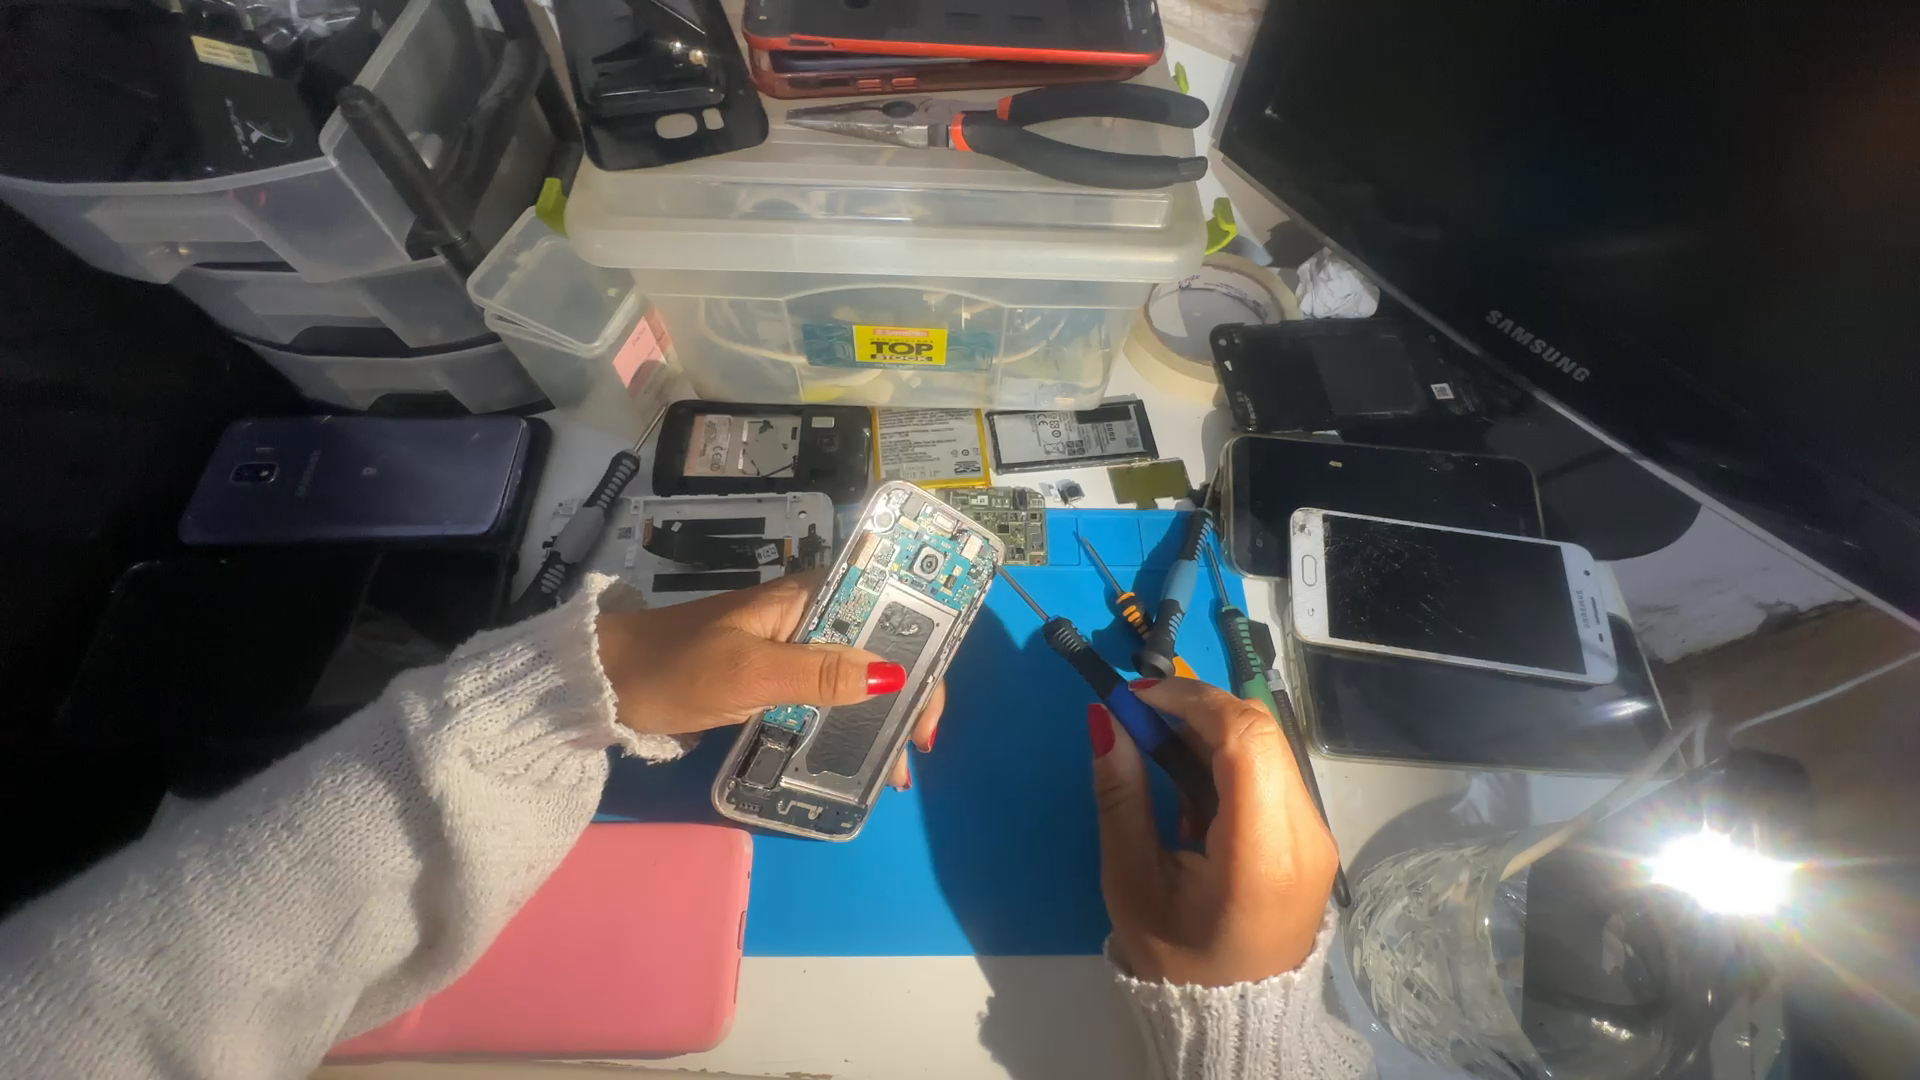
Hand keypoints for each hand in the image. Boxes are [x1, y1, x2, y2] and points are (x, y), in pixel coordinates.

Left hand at [596, 573, 942, 788]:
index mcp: (809, 597)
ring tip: (892, 767)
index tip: (924, 707)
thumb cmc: (676, 668)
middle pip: (878, 646)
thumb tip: (894, 676)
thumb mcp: (750, 672)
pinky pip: (825, 694)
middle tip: (913, 750)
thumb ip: (818, 673)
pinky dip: (846, 721)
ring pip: (854, 674)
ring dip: (878, 715)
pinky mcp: (774, 675)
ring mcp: (792, 646)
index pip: (887, 612)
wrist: (606, 684)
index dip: (919, 653)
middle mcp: (810, 616)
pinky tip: (856, 752)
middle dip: (905, 695)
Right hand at [1089, 677, 1338, 985]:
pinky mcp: (1310, 832)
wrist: (1237, 1018)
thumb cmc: (1176, 956)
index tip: (1135, 696)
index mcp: (1262, 854)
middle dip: (1193, 706)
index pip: (1244, 740)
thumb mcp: (1131, 880)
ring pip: (1263, 741)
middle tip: (1138, 716)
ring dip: (1204, 728)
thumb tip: (1105, 720)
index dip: (1189, 699)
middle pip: (1258, 730)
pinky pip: (1267, 766)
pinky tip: (1186, 783)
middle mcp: (1305, 834)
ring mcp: (1315, 832)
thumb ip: (1120, 794)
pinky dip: (1221, 754)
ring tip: (1155, 753)